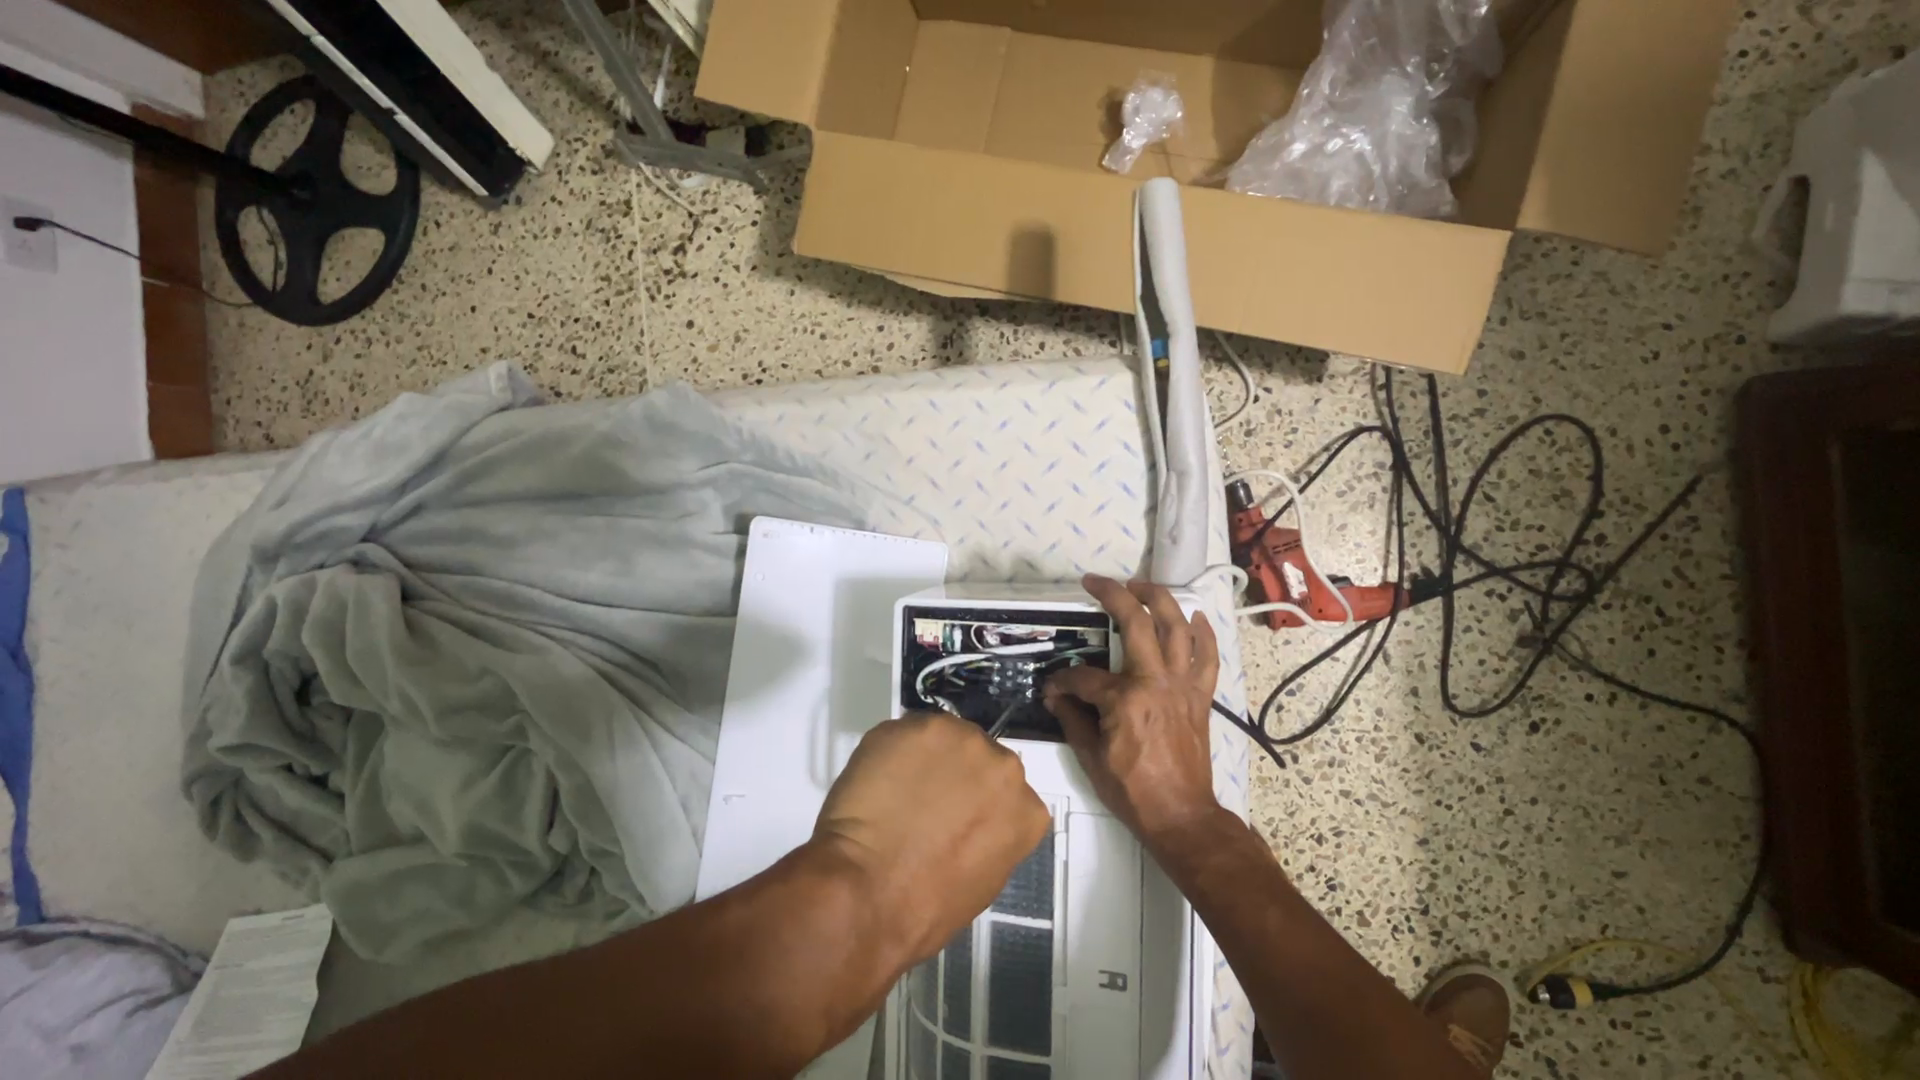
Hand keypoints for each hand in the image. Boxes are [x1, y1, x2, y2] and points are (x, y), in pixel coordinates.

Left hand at [812, 712, 1050, 962]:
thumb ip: (990, 837)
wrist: (869, 891)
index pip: (1005, 793)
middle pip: (978, 758)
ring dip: (923, 760)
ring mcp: (958, 739)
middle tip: (923, 805)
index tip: (955, 818)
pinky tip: (875, 786)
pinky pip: (901, 736)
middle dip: (955, 775)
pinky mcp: (912, 727)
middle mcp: (1002, 765)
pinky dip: (888, 755)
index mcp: (1026, 809)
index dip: (975, 803)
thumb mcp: (983, 880)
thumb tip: (967, 821)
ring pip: (941, 740)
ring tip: (895, 795)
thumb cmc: (927, 907)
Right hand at [1043, 574, 1225, 850]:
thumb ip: (1073, 718)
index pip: (1083, 676)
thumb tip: (1057, 695)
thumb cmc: (1132, 791)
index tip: (1053, 691)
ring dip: (1160, 599)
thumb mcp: (1090, 757)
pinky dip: (1203, 635)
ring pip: (1177, 628)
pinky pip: (1207, 657)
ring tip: (1141, 584)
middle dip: (1114, 595)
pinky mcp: (1200, 696)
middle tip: (1095, 582)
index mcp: (1124, 699)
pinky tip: (1195, 617)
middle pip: (1137, 622)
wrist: (1181, 816)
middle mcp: (1156, 681)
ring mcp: (1183, 686)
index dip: (1063, 681)